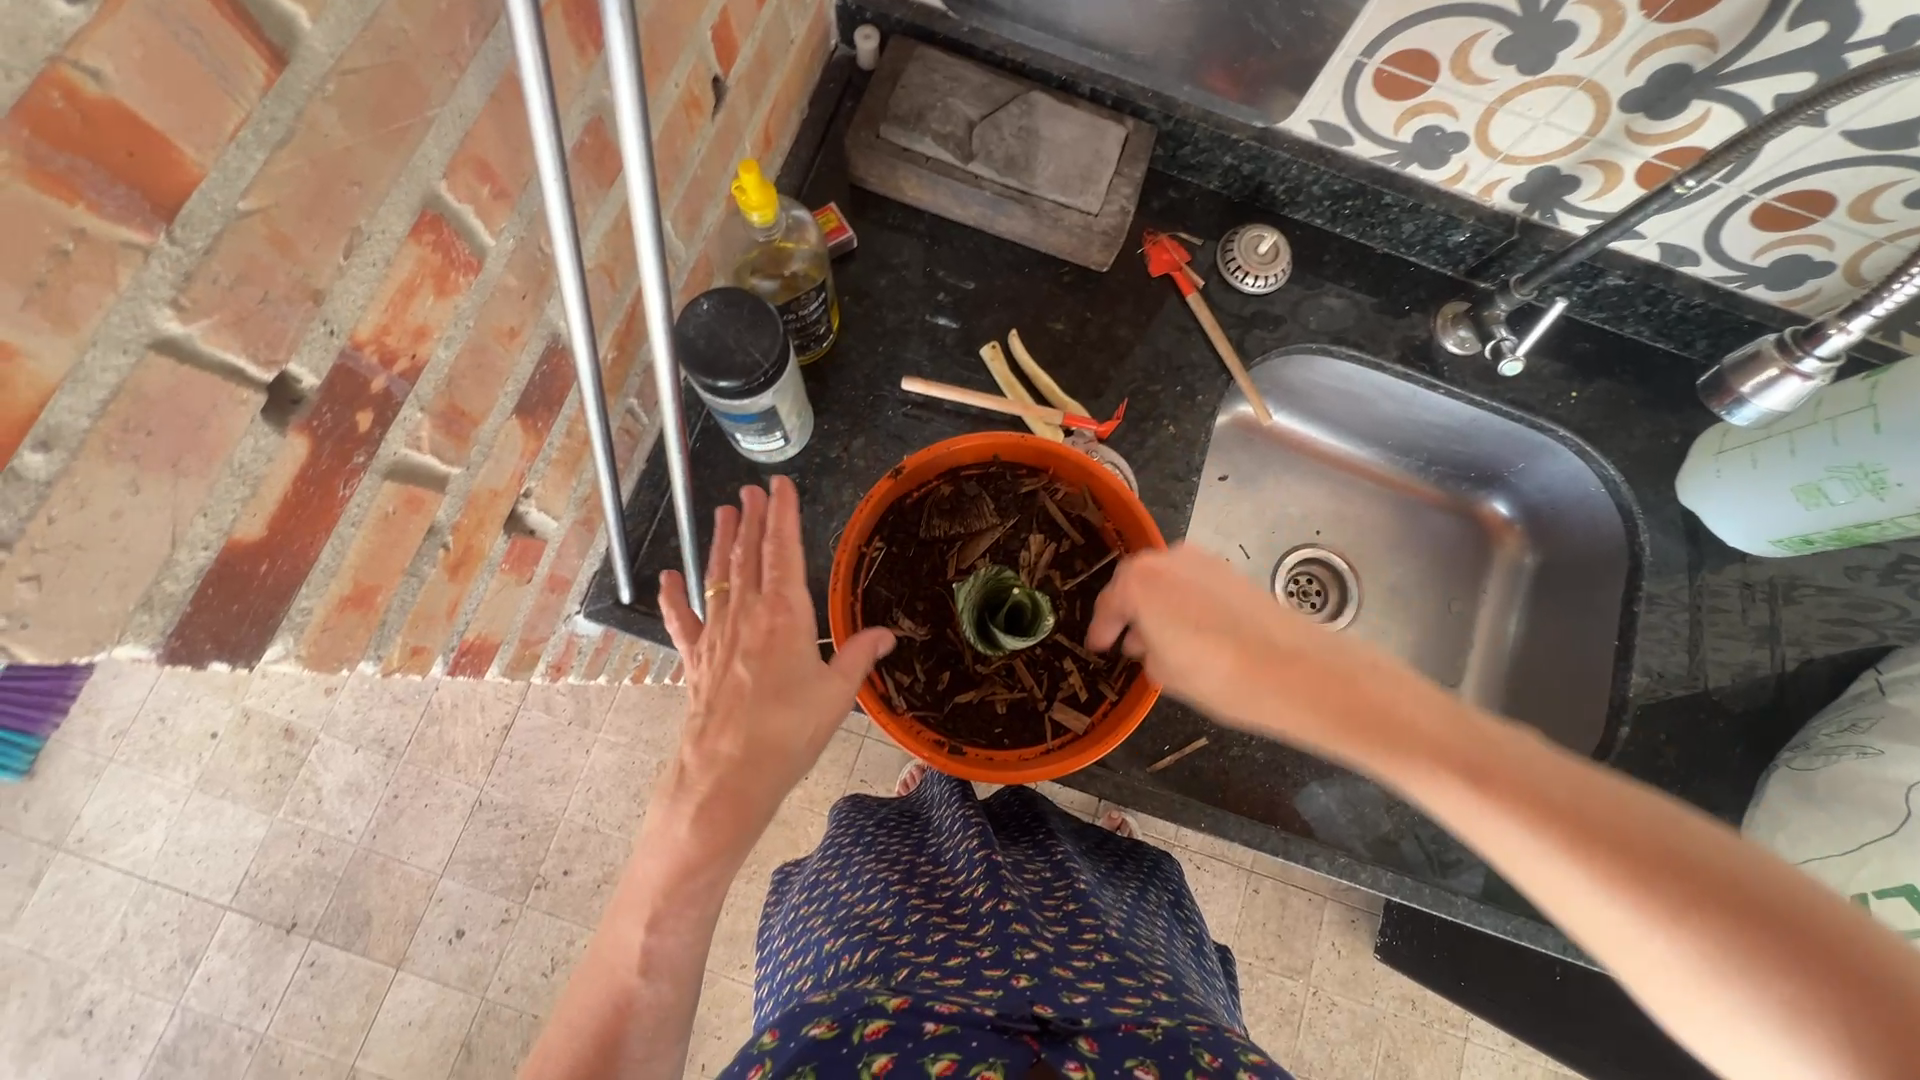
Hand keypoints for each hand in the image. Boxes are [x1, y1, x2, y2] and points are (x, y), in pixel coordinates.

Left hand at [657, 477, 894, 856]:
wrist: (728, 774)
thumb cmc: (789, 732)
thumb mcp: (837, 694)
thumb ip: (858, 657)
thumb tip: (886, 634)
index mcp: (785, 614)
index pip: (784, 550)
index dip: (782, 515)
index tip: (779, 485)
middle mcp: (747, 614)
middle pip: (748, 555)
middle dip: (751, 520)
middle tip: (749, 491)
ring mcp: (716, 635)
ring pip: (717, 577)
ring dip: (720, 543)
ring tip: (723, 513)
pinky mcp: (695, 660)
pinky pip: (682, 620)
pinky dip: (674, 597)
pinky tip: (668, 577)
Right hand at [1087, 545, 1453, 762]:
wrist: (1300, 672)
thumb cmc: (1219, 676)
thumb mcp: (1166, 674)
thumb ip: (1146, 651)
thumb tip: (1148, 644)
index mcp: (1140, 580)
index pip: (1109, 602)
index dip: (1101, 628)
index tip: (1098, 646)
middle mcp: (1169, 559)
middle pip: (1137, 583)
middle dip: (1130, 611)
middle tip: (1125, 642)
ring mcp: (1206, 562)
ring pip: (1167, 582)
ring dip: (1159, 607)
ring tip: (1160, 643)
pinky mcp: (1234, 573)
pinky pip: (1193, 585)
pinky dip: (1185, 605)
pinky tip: (1193, 635)